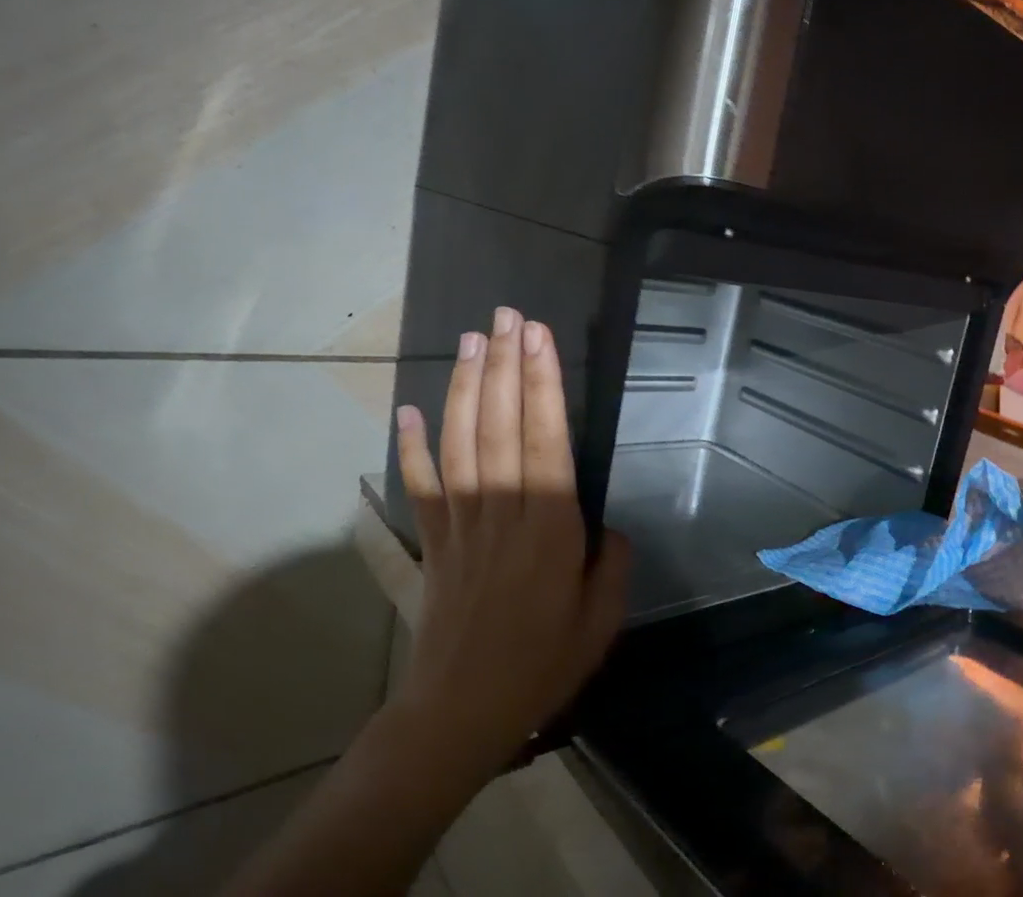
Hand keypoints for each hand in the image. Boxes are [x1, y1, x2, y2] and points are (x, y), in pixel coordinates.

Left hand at [391, 306, 629, 782]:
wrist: (461, 708)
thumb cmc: (542, 664)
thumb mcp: (602, 619)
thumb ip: (613, 563)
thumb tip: (610, 527)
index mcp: (551, 525)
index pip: (546, 437)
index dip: (542, 382)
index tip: (539, 336)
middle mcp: (503, 509)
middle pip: (500, 423)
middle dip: (505, 364)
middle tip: (506, 315)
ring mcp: (461, 521)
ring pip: (461, 440)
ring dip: (465, 386)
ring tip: (472, 339)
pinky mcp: (434, 539)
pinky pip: (420, 482)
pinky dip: (411, 443)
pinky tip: (409, 407)